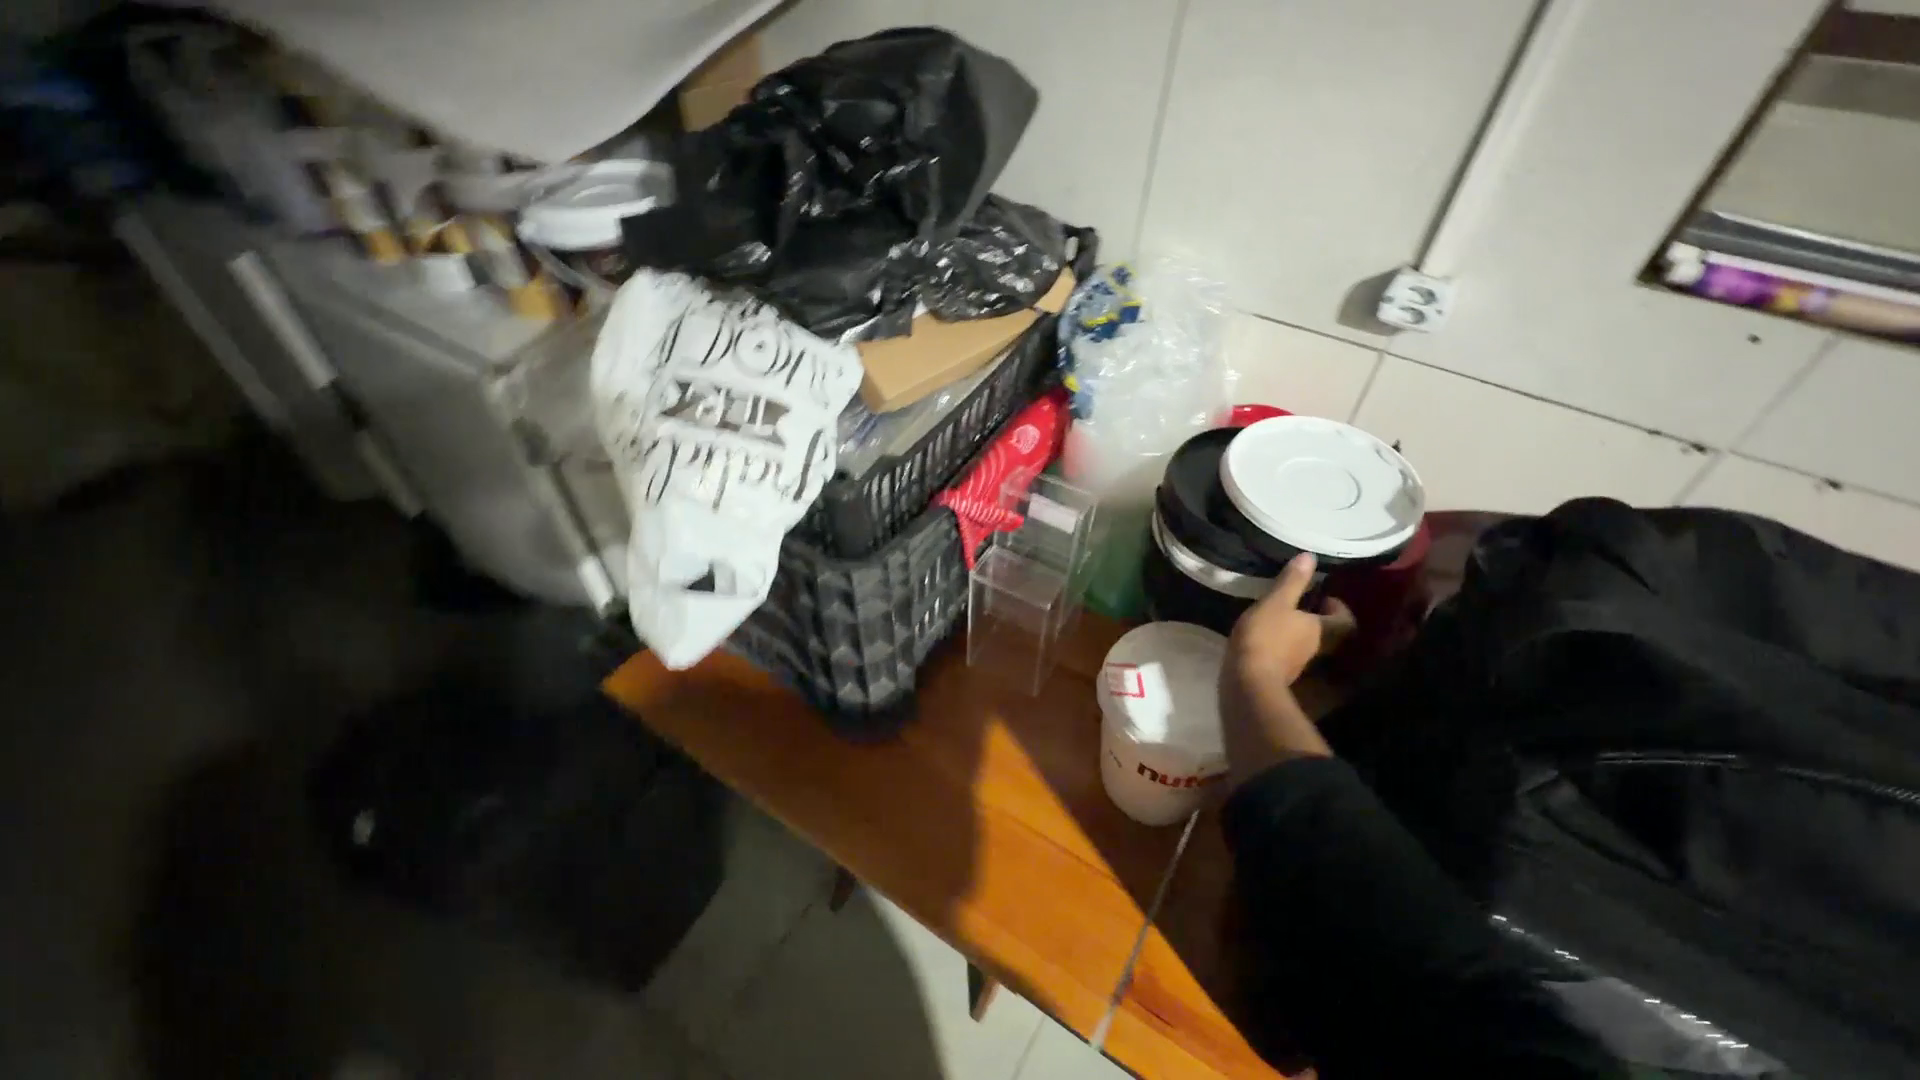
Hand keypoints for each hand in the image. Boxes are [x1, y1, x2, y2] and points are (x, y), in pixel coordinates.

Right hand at [1226, 554, 1355, 685]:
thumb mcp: (1276, 602)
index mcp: (1321, 630)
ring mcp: (1297, 664)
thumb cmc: (1266, 637)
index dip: (1339, 608)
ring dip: (1298, 632)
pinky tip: (1262, 636)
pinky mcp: (1278, 674)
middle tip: (1300, 605)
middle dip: (1317, 619)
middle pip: (1327, 634)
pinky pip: (1286, 655)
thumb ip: (1292, 581)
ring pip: (1306, 644)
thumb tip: (1310, 557)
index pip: (1345, 621)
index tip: (1323, 597)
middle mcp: (1315, 649)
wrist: (1247, 682)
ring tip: (1278, 617)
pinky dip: (1280, 645)